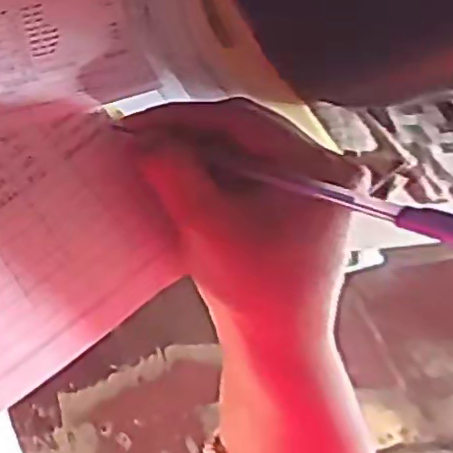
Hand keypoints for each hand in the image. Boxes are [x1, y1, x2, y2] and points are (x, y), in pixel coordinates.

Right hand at [123, 100, 367, 342]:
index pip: (237, 119)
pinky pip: (238, 168)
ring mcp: (305, 183)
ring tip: (150, 156)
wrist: (276, 335)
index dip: (178, 117)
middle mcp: (319, 166)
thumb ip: (172, 171)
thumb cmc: (251, 283)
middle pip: (240, 129)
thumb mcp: (204, 221)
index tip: (133, 126)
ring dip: (190, 149)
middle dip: (183, 130)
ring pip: (236, 147)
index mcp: (315, 166)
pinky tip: (174, 176)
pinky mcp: (288, 200)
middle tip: (136, 138)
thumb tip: (142, 138)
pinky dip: (202, 167)